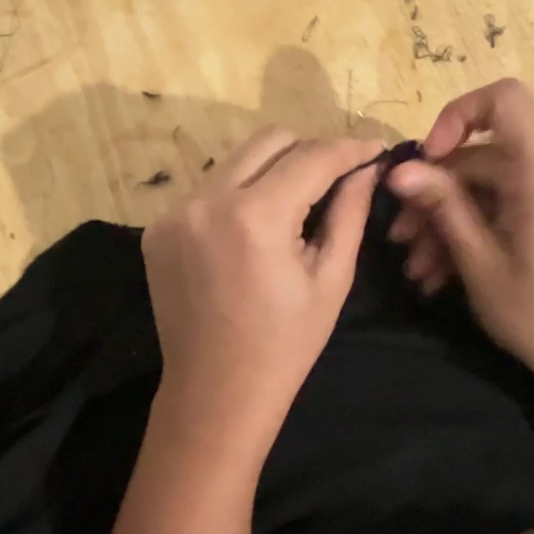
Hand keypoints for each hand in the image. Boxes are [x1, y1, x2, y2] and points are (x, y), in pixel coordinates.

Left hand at [142, 128, 381, 447]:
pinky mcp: (157, 229)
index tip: (375, 150)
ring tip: (296, 206)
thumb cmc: (284, 346)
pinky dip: (238, 196)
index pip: (312, 156)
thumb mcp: (330, 280)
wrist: (214, 393)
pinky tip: (253, 231)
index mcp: (256, 216)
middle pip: (269, 140)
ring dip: (271, 171)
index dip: (350, 148)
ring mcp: (175, 213)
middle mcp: (208, 200)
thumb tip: (366, 169)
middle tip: (336, 178)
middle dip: (309, 150)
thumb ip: (349, 214)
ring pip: (235, 161)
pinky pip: (208, 190)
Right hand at [386, 79, 533, 403]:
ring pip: (491, 188)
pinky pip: (511, 207)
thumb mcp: (480, 263)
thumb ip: (442, 207)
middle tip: (399, 239)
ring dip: (449, 222)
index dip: (457, 117)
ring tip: (417, 270)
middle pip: (484, 156)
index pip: (504, 99)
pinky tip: (441, 275)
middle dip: (436, 194)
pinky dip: (477, 231)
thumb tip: (401, 170)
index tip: (427, 161)